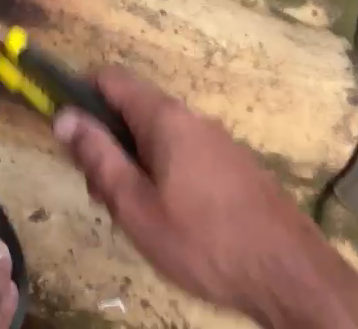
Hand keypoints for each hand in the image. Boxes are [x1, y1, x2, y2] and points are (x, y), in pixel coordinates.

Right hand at [54, 69, 357, 328]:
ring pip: (158, 136)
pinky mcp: (236, 167)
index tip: (67, 131)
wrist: (295, 279)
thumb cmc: (205, 242)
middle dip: (106, 140)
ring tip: (136, 213)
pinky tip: (172, 219)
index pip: (110, 77)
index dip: (80, 94)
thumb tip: (63, 116)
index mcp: (164, 117)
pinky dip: (164, 173)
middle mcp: (191, 117)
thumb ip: (97, 156)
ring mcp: (218, 141)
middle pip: (132, 109)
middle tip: (101, 191)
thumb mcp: (135, 205)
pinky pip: (184, 154)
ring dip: (134, 162)